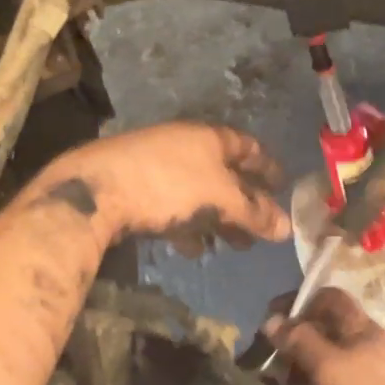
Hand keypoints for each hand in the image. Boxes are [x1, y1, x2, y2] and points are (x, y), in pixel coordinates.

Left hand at [21, 122, 290, 251]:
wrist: (98, 189)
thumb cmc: (169, 186)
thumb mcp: (220, 199)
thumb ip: (254, 212)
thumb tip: (286, 227)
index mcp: (209, 136)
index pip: (248, 146)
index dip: (267, 166)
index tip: (284, 187)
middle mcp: (184, 144)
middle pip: (223, 171)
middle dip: (244, 200)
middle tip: (260, 229)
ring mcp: (157, 163)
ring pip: (198, 191)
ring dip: (216, 217)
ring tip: (230, 245)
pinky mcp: (136, 186)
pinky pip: (173, 204)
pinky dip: (188, 223)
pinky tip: (191, 248)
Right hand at [265, 289, 384, 384]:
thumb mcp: (328, 366)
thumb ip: (299, 339)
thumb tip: (272, 321)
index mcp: (366, 332)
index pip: (331, 298)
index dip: (300, 300)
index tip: (270, 317)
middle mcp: (368, 354)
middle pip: (325, 335)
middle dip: (293, 342)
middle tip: (263, 356)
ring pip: (324, 371)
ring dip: (295, 374)